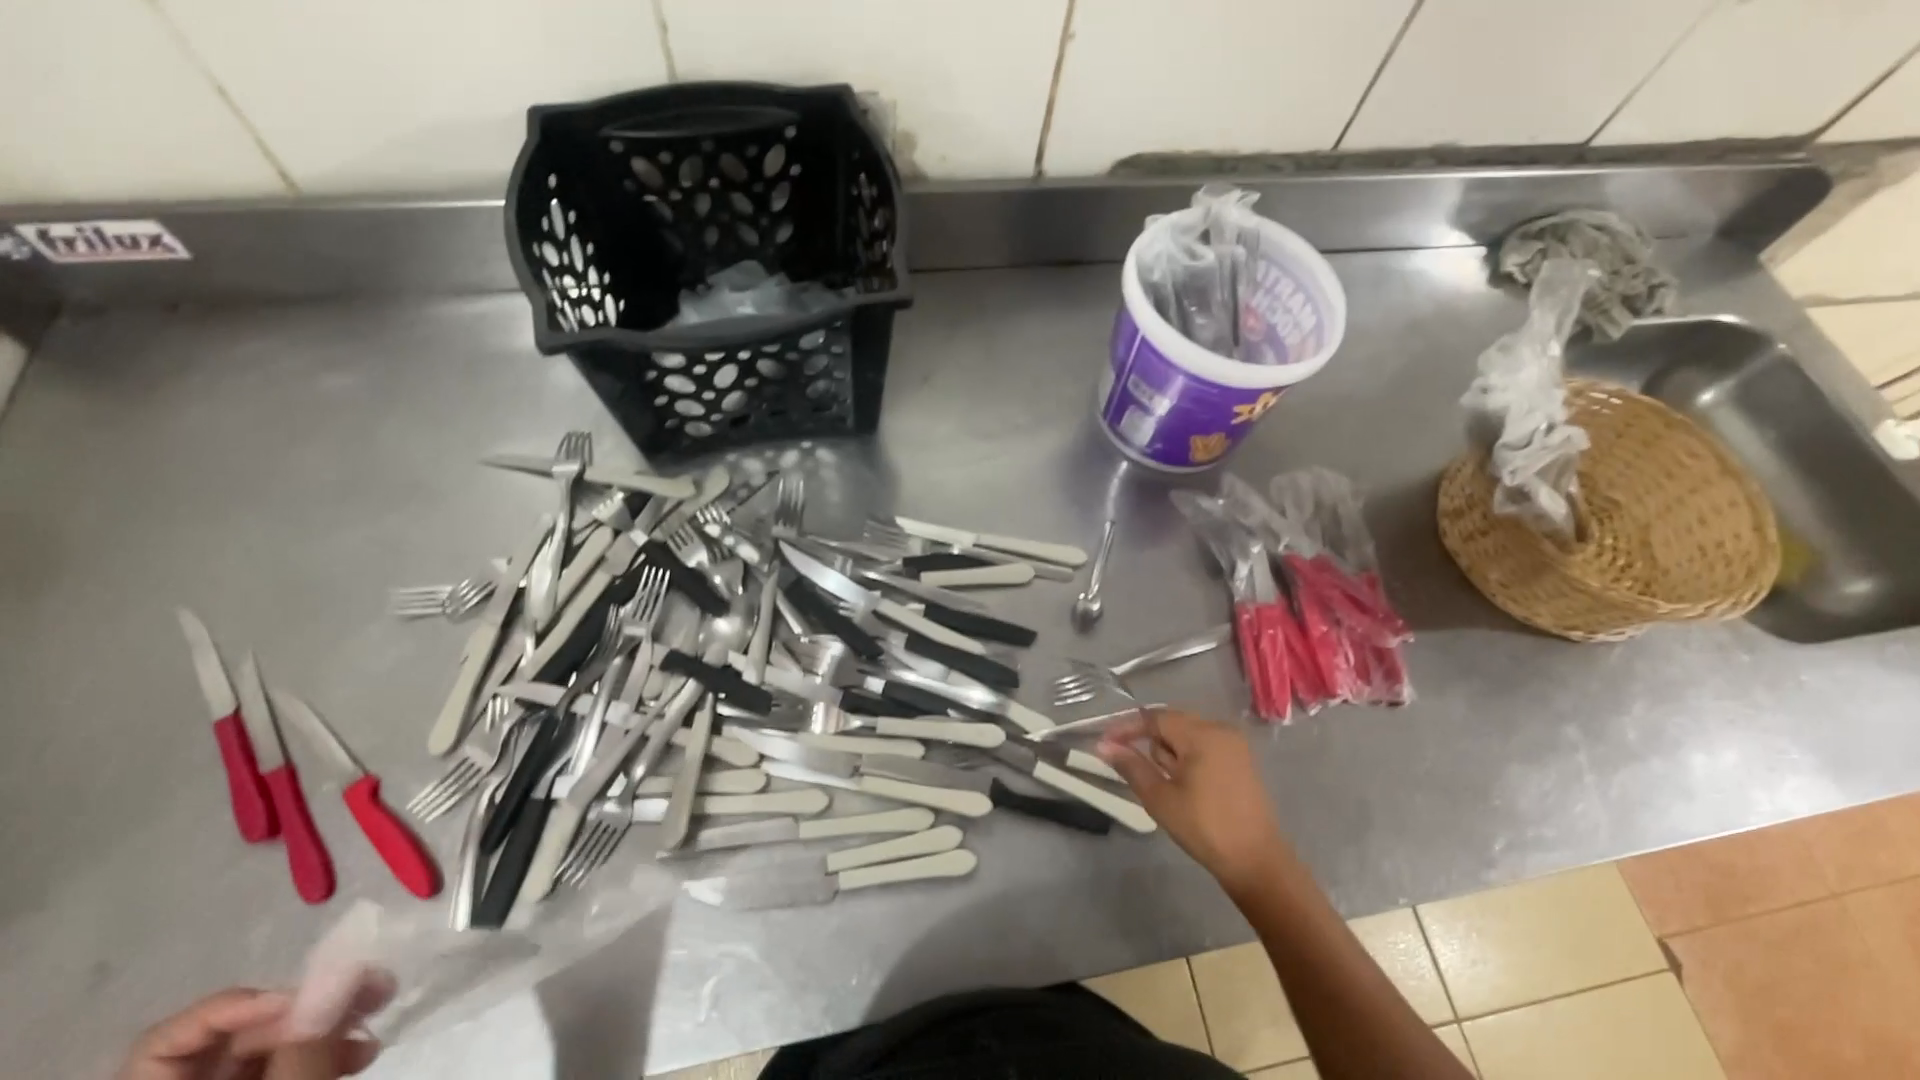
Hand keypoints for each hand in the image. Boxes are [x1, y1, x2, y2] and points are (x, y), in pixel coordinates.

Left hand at [118, 973, 392, 1079]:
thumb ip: (305, 1045)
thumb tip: (347, 970)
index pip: (170, 1037)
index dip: (235, 1010)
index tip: (304, 996)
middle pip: (231, 1039)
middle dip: (303, 1013)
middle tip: (367, 989)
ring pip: (265, 1051)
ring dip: (325, 1030)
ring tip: (376, 1016)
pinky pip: (284, 1069)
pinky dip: (323, 1055)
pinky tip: (364, 1049)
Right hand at [1096, 709, 1291, 892]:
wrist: (1255, 860)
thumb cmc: (1203, 827)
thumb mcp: (1160, 797)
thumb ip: (1131, 766)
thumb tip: (1103, 746)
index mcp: (1202, 734)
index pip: (1155, 718)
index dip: (1127, 728)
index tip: (1104, 744)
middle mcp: (1221, 730)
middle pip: (1172, 723)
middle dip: (1150, 743)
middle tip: (1139, 773)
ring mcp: (1234, 745)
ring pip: (1187, 735)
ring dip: (1170, 754)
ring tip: (1168, 787)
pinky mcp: (1240, 760)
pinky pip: (1204, 746)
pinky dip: (1187, 759)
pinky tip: (1185, 786)